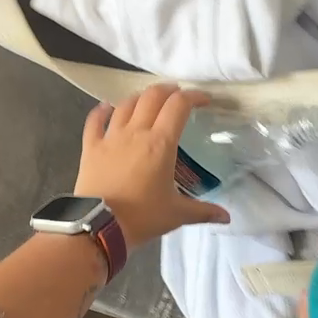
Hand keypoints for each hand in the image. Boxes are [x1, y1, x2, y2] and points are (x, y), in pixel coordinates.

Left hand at [76, 83, 231, 246]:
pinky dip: (102, 111)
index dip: (193, 96)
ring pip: (125, 104)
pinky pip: (95, 121)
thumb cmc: (142, 217)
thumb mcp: (177, 214)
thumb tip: (227, 217)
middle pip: (152, 97)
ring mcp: (110, 137)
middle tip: (176, 95)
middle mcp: (136, 132)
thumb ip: (203, 211)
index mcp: (161, 143)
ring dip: (140, 97)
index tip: (203, 99)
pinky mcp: (90, 147)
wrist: (100, 226)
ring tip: (147, 101)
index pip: (179, 105)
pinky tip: (106, 107)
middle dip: (167, 91)